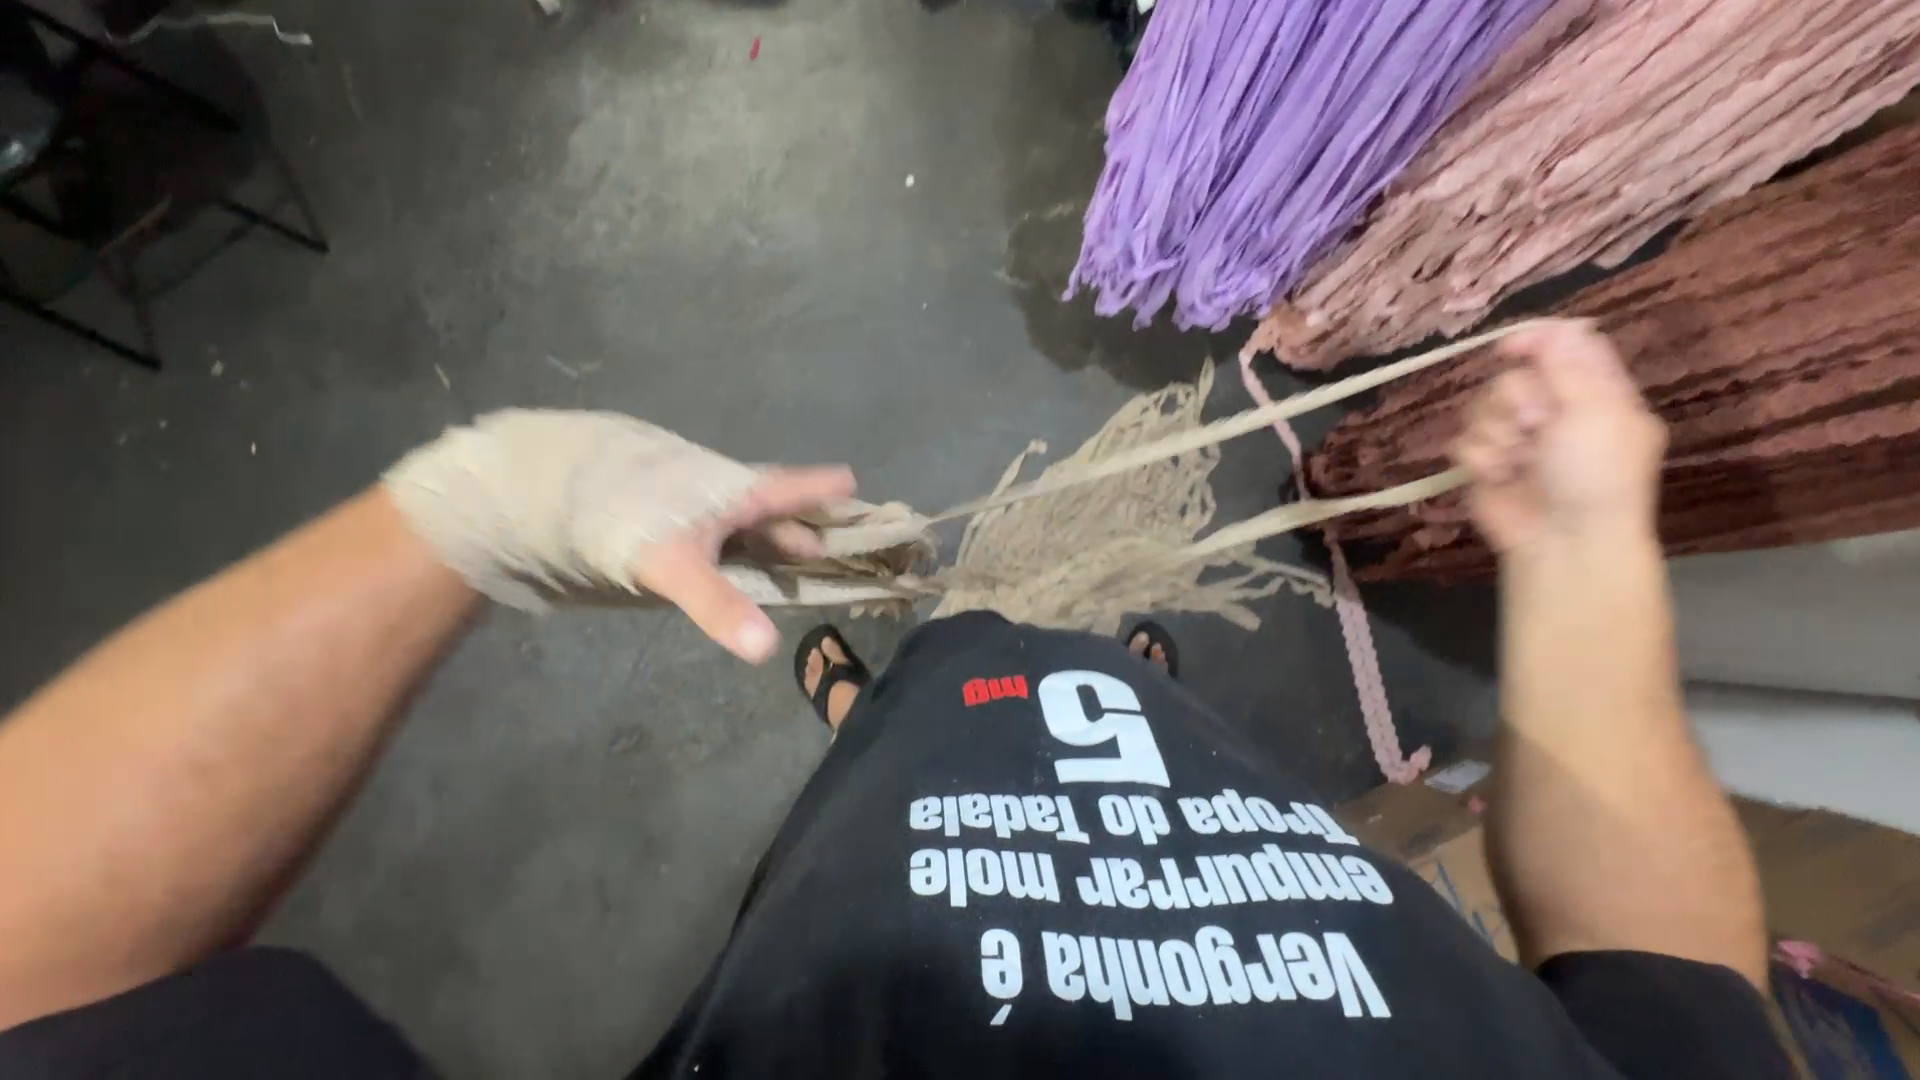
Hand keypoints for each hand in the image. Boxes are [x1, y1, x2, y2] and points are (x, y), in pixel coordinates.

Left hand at [385, 410, 855, 663]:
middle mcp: (724, 495)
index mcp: (737, 491)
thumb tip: (765, 651)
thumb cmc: (617, 517)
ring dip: (781, 542)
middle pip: (782, 511)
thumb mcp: (670, 563)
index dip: (834, 496)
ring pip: (752, 524)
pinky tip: (743, 568)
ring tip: (809, 563)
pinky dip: (744, 552)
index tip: (870, 496)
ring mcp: (696, 508)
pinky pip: (723, 537)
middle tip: (853, 549)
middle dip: (817, 529)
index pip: (799, 490)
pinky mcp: (669, 526)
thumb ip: (718, 605)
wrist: (534, 492)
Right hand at [1450, 320, 1665, 554]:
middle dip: (1515, 400)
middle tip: (1535, 426)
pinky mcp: (1486, 465)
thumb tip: (1550, 330)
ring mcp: (1518, 439)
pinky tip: (1499, 477)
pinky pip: (1464, 443)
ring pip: (1481, 409)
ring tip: (1517, 460)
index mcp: (1595, 394)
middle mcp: (1554, 411)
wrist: (1563, 539)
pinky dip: (1480, 460)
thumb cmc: (1596, 474)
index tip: (1511, 348)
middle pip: (1512, 377)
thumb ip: (1567, 366)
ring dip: (1496, 433)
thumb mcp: (1595, 411)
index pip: (1564, 347)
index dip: (1535, 340)